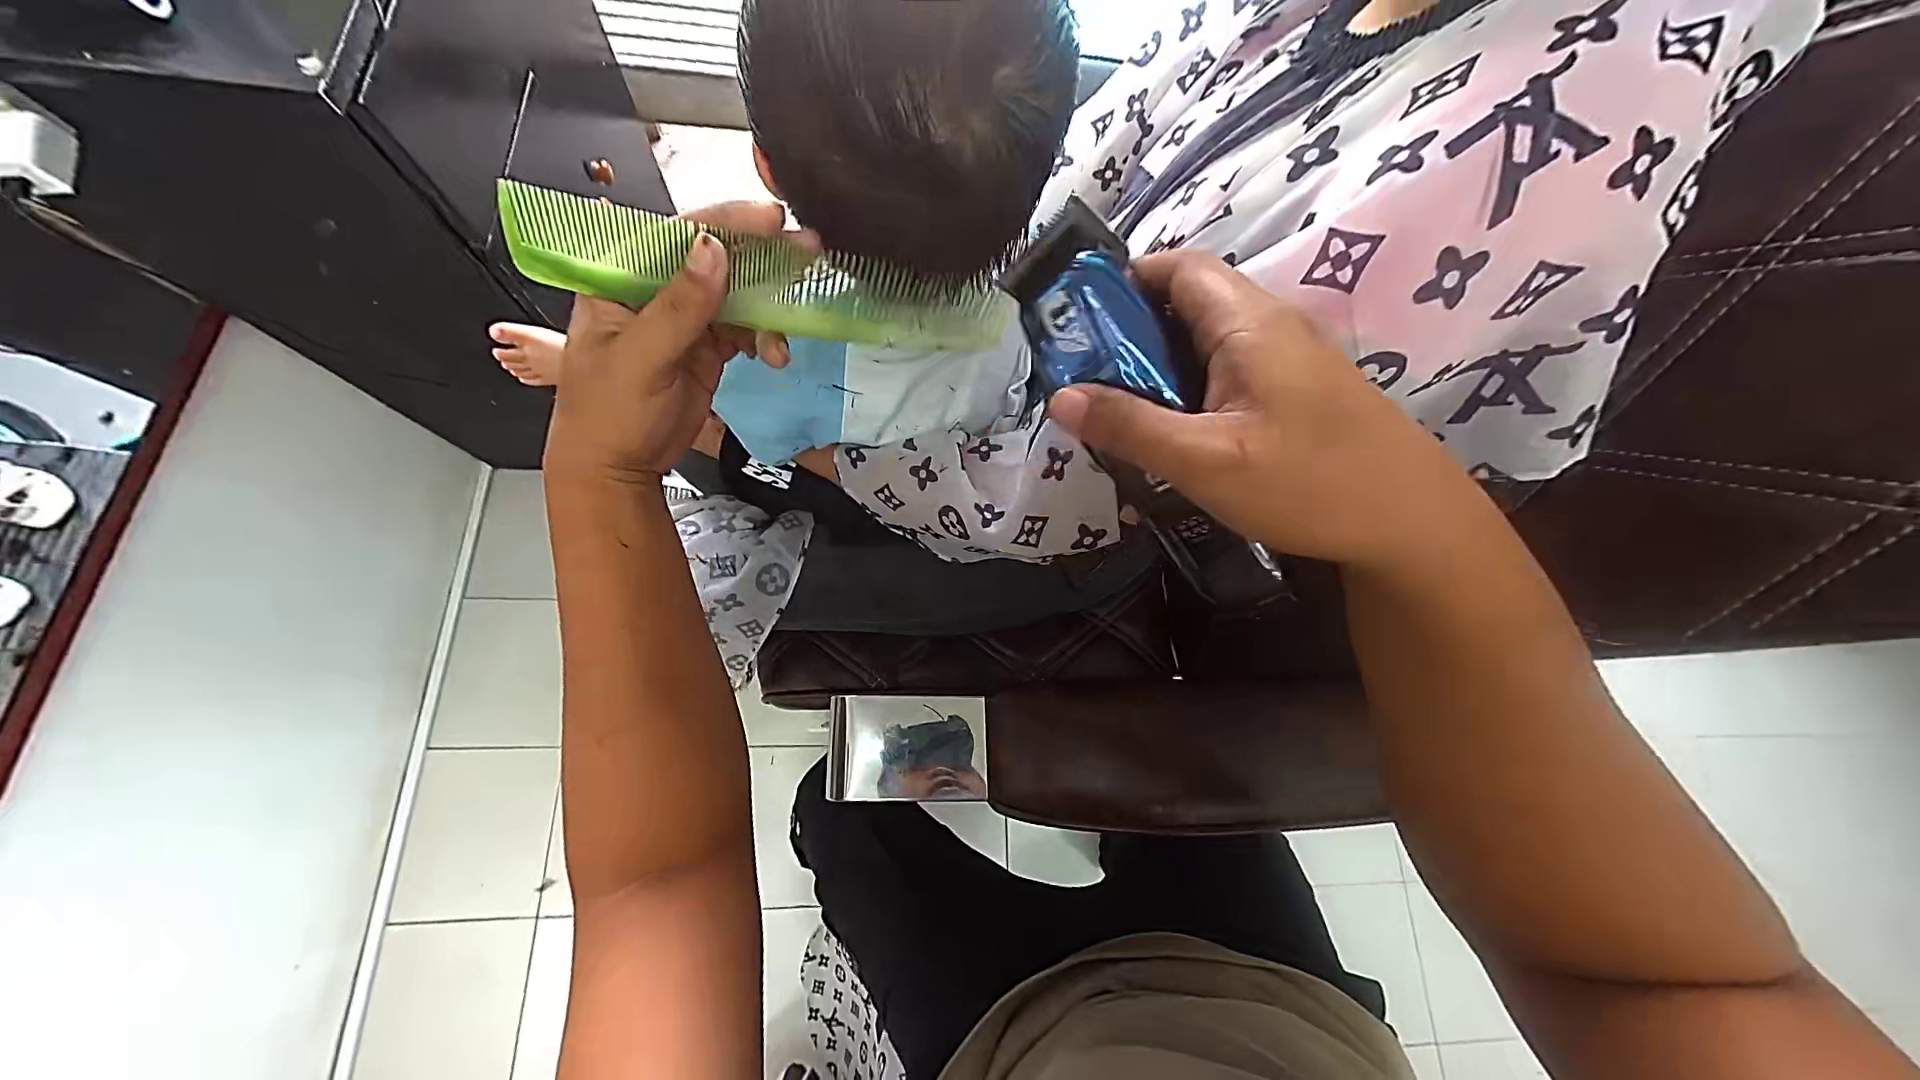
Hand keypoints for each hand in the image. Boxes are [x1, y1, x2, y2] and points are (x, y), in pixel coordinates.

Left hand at [543, 202, 810, 480]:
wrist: (619, 465)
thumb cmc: (607, 413)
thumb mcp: (641, 358)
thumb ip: (678, 306)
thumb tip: (712, 250)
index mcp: (622, 277)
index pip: (676, 233)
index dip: (725, 220)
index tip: (770, 219)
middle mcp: (656, 289)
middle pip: (716, 255)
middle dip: (761, 256)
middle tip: (804, 251)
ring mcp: (686, 317)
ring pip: (738, 292)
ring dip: (770, 305)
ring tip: (785, 333)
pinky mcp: (709, 345)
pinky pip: (747, 327)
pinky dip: (766, 337)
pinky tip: (774, 354)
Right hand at [1047, 250, 1486, 569]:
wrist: (1411, 525)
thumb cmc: (1308, 484)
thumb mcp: (1205, 460)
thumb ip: (1131, 427)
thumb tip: (1059, 398)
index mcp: (1249, 323)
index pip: (1179, 267)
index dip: (1125, 280)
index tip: (1079, 321)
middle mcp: (1271, 327)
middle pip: (1188, 303)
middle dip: (1130, 332)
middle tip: (1086, 377)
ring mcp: (1287, 361)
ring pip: (1205, 343)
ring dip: (1157, 366)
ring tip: (1116, 408)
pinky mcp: (1294, 393)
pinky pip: (1226, 374)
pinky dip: (1187, 390)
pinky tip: (1170, 431)